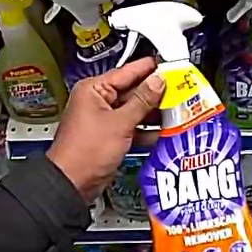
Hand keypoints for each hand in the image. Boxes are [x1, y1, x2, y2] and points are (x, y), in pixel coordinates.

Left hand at [46, 57, 163, 201]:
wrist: (72, 185)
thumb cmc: (84, 153)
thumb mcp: (120, 123)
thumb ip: (142, 100)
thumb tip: (157, 81)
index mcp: (94, 90)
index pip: (127, 72)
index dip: (149, 69)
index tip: (170, 66)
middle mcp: (97, 101)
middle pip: (132, 90)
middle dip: (155, 93)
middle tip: (179, 90)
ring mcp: (103, 119)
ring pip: (134, 109)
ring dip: (153, 112)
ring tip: (175, 110)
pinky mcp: (109, 136)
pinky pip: (131, 126)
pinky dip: (145, 129)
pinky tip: (162, 131)